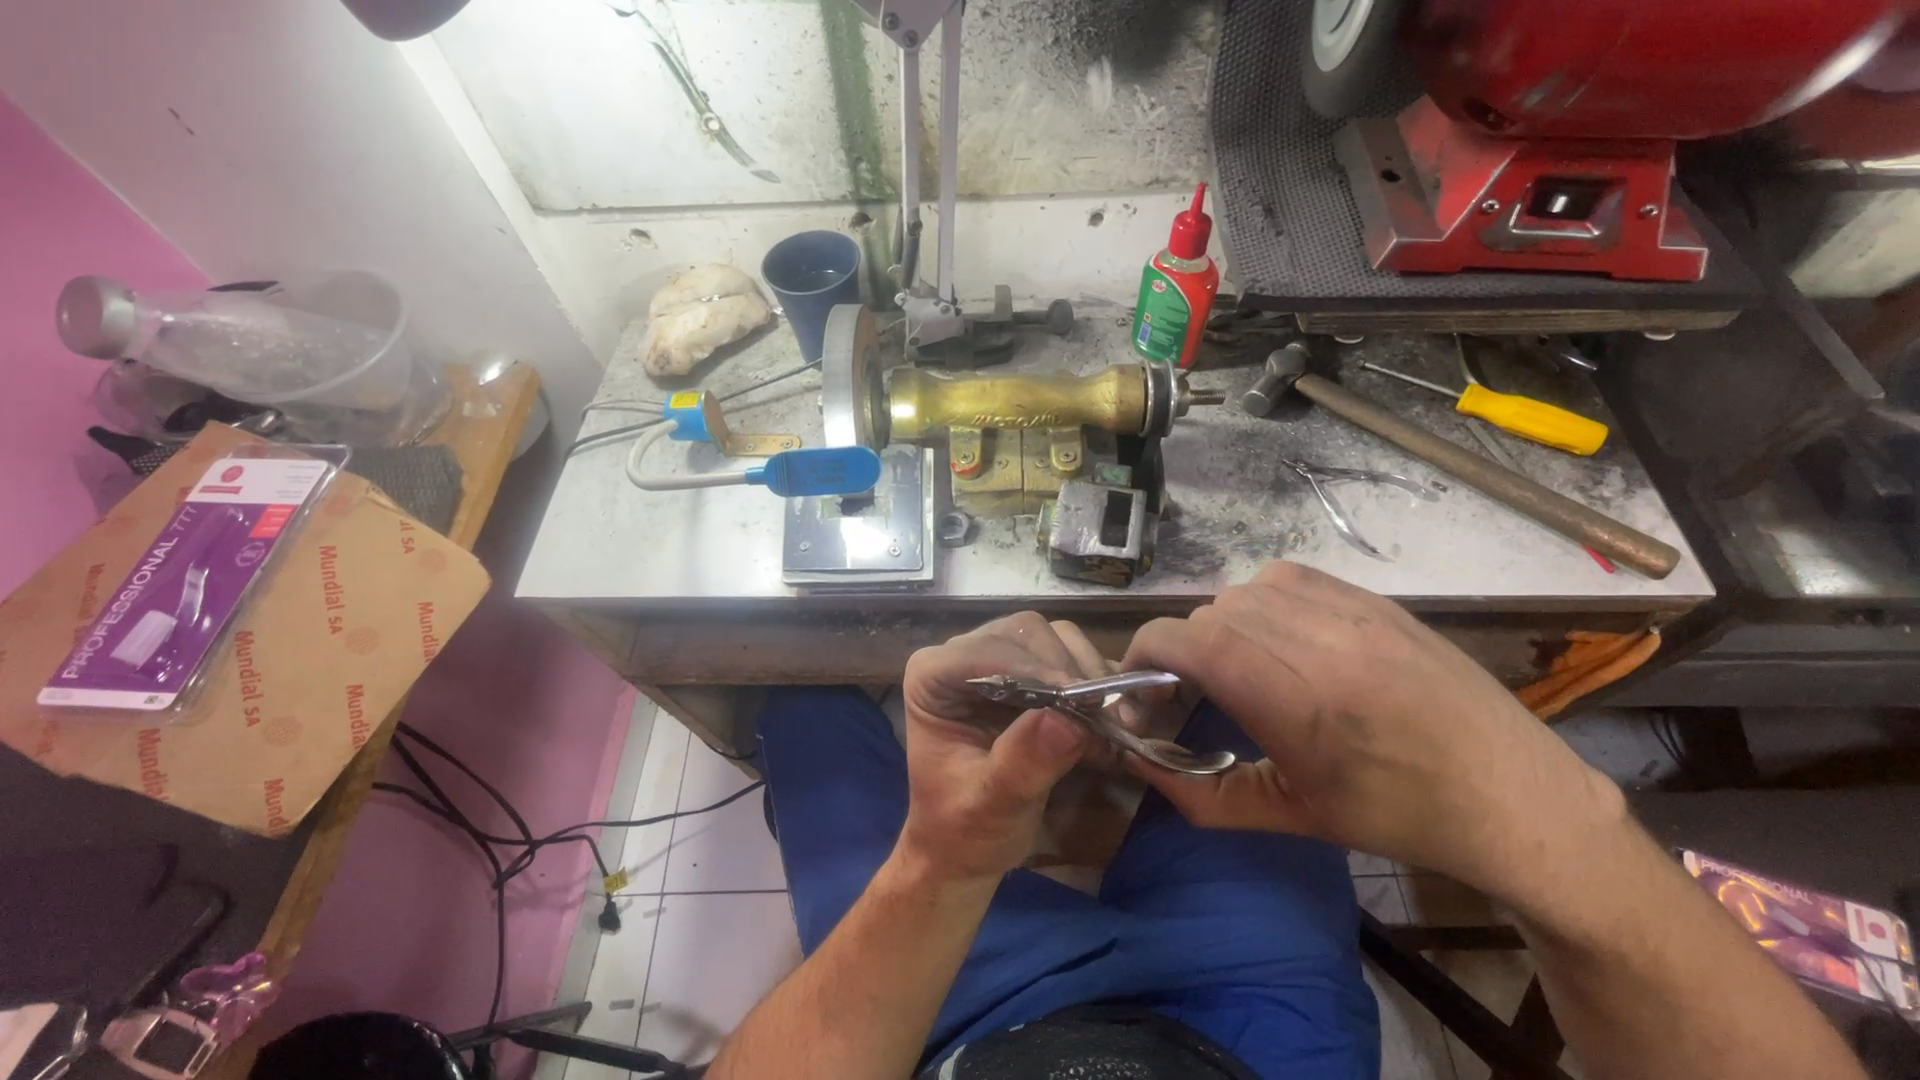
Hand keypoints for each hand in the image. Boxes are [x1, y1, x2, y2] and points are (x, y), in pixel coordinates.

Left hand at [896, 613, 1097, 882]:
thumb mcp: (990, 807)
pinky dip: (1097, 684)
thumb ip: (1022, 763)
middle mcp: (962, 656)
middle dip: (1068, 671)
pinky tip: (1111, 723)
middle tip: (1104, 718)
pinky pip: (1071, 658)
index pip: (984, 651)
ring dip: (1090, 676)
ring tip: (1113, 725)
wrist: (967, 848)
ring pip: (1055, 639)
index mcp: (931, 679)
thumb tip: (1067, 719)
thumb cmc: (963, 830)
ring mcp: (999, 660)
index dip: (1034, 669)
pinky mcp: (1030, 673)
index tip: (1080, 704)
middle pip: (1027, 633)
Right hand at [1122, 562, 1624, 901]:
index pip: (1192, 640)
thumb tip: (1135, 762)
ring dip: (1222, 624)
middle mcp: (1323, 643)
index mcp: (1300, 703)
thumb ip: (1202, 794)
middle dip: (1182, 648)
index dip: (1146, 651)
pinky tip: (1279, 638)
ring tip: (1238, 664)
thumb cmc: (1399, 817)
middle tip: (1189, 688)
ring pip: (1246, 590)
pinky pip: (1290, 577)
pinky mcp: (1377, 600)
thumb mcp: (1293, 817)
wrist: (1513, 795)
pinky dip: (1263, 601)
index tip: (1139, 684)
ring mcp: (1355, 613)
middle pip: (1212, 614)